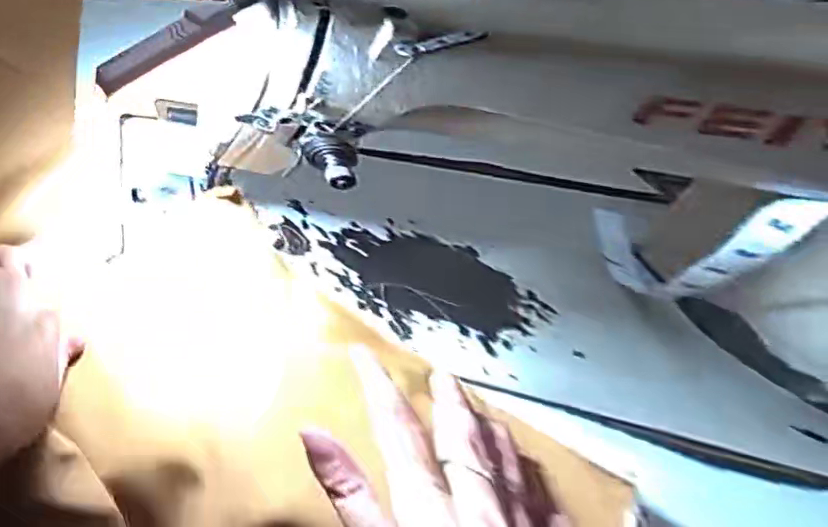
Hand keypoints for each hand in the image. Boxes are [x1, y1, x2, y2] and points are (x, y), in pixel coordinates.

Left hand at [0, 245, 83, 511]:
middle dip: (2, 265)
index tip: (18, 311)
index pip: (41, 293)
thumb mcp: (49, 385)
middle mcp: (20, 288)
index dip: (26, 300)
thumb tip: (77, 340)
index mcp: (47, 315)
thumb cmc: (16, 400)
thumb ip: (60, 355)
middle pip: (10, 256)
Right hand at [301, 347, 562, 526]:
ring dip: (499, 445)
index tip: (365, 355)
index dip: (380, 389)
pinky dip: (545, 496)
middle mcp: (479, 514)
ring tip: (493, 418)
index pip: (400, 433)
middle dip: (452, 409)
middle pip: (463, 450)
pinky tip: (547, 487)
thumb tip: (310, 427)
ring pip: (513, 480)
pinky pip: (554, 523)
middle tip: (445, 375)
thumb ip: (349, 495)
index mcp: (430, 507)